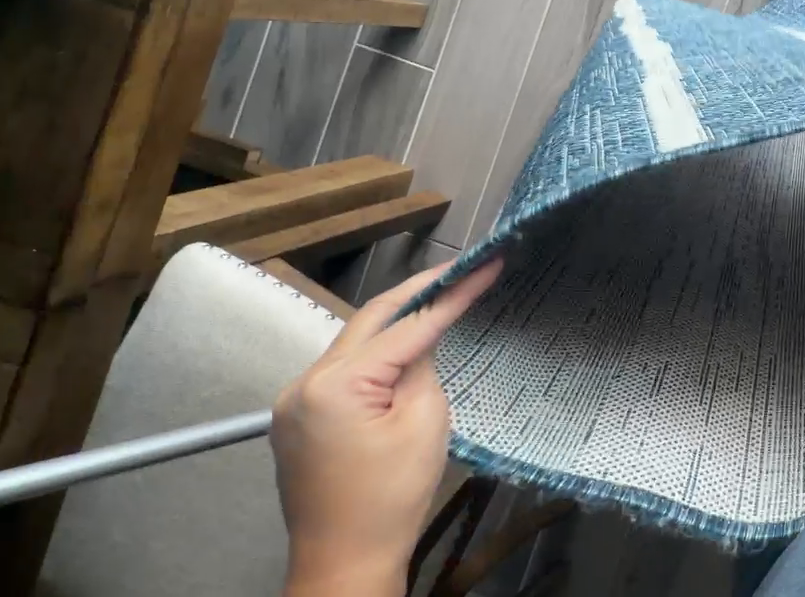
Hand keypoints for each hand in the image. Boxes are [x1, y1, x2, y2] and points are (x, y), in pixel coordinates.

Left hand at [271, 259, 500, 595]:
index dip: (454, 292)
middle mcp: (303, 383)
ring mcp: (295, 401)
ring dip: (401, 316)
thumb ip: (421, 364)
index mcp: (335, 384)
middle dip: (422, 289)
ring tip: (446, 293)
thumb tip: (425, 336)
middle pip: (371, 318)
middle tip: (467, 268)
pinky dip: (381, 346)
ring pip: (357, 339)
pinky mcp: (300, 417)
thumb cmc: (392, 494)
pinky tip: (409, 338)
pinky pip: (346, 365)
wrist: (345, 561)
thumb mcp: (425, 418)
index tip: (488, 264)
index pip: (409, 323)